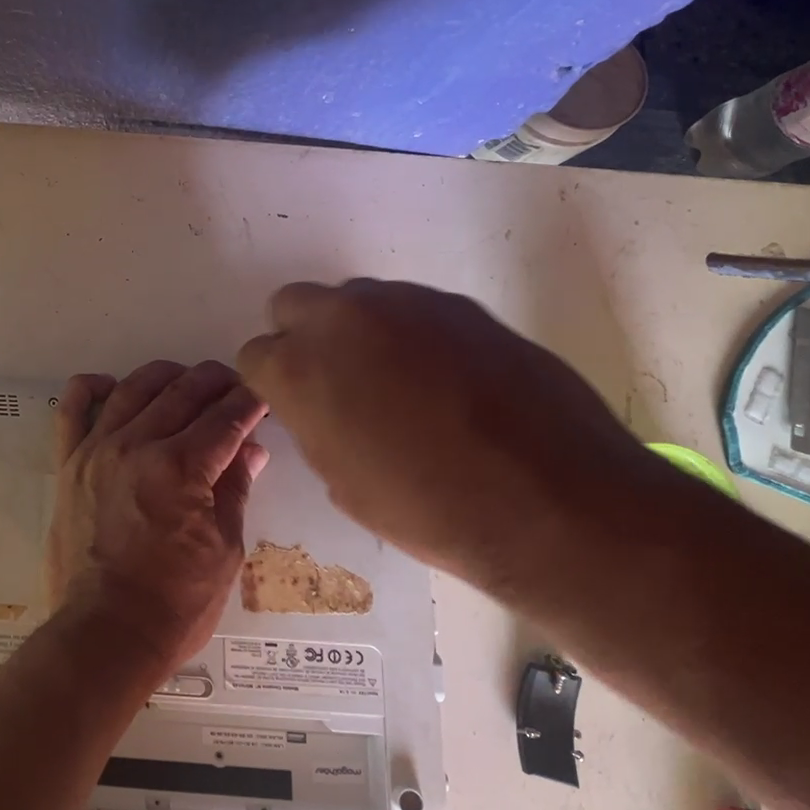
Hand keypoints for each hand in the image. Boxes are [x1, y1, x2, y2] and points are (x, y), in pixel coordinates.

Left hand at [46, 360, 269, 670]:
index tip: (264, 396)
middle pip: (182, 393)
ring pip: (133, 390)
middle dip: (215, 382)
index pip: (226, 416)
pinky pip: (72, 409)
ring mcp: (96, 450)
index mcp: (182, 466)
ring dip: (165, 377)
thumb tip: (250, 449)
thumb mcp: (224, 548)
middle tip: (233, 386)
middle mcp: (137, 445)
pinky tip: (112, 385)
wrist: (106, 631)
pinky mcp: (68, 463)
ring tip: (185, 380)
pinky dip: (92, 388)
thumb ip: (234, 488)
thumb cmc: (176, 602)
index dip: (251, 402)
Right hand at [236, 280, 654, 580]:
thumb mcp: (341, 479)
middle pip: (292, 304)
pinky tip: (448, 380)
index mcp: (298, 367)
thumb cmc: (429, 509)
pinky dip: (412, 335)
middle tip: (339, 384)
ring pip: (355, 300)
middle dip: (304, 338)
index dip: (274, 384)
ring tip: (401, 384)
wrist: (555, 503)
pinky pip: (411, 309)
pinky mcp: (459, 304)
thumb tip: (320, 403)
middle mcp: (340, 318)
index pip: (254, 354)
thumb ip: (313, 422)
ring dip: (359, 332)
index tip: (299, 409)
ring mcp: (403, 303)